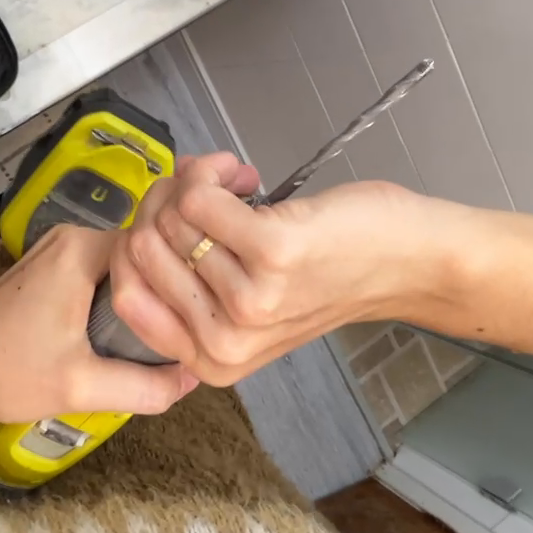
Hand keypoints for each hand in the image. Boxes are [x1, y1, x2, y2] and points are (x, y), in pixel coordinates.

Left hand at [0, 225, 199, 428]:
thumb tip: (193, 377)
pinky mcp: (45, 267)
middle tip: (180, 337)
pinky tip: (119, 338)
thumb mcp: (83, 388)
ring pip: (119, 270)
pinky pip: (96, 276)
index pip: (157, 251)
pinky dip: (112, 302)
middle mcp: (70, 237)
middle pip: (140, 260)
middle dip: (160, 297)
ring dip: (137, 302)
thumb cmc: (7, 373)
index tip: (194, 322)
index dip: (179, 286)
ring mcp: (54, 250)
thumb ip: (146, 386)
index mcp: (82, 249)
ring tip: (155, 342)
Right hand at [108, 153, 455, 385]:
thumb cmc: (331, 277)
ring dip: (194, 184)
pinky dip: (212, 173)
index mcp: (210, 359)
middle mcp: (223, 341)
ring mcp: (247, 301)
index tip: (167, 220)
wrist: (407, 263)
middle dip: (163, 204)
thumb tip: (146, 214)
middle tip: (203, 192)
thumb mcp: (247, 308)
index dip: (135, 242)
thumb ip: (188, 282)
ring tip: (234, 187)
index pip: (125, 292)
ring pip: (169, 218)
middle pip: (141, 247)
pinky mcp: (271, 254)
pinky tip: (242, 176)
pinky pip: (197, 198)